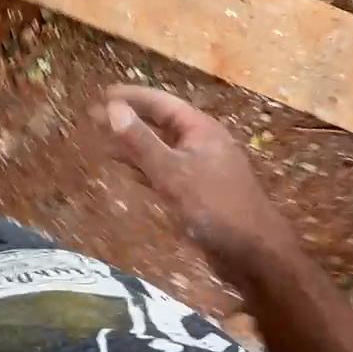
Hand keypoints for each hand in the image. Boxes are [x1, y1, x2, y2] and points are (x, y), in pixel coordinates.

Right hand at [103, 86, 290, 266]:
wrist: (257, 257)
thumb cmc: (215, 208)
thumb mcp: (172, 173)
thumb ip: (140, 142)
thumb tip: (112, 108)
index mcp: (199, 129)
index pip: (160, 102)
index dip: (132, 97)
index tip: (104, 94)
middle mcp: (202, 142)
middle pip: (159, 123)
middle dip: (128, 120)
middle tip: (95, 118)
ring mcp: (203, 167)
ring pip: (162, 148)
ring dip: (134, 144)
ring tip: (104, 142)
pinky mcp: (201, 192)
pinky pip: (167, 170)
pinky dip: (146, 166)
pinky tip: (129, 171)